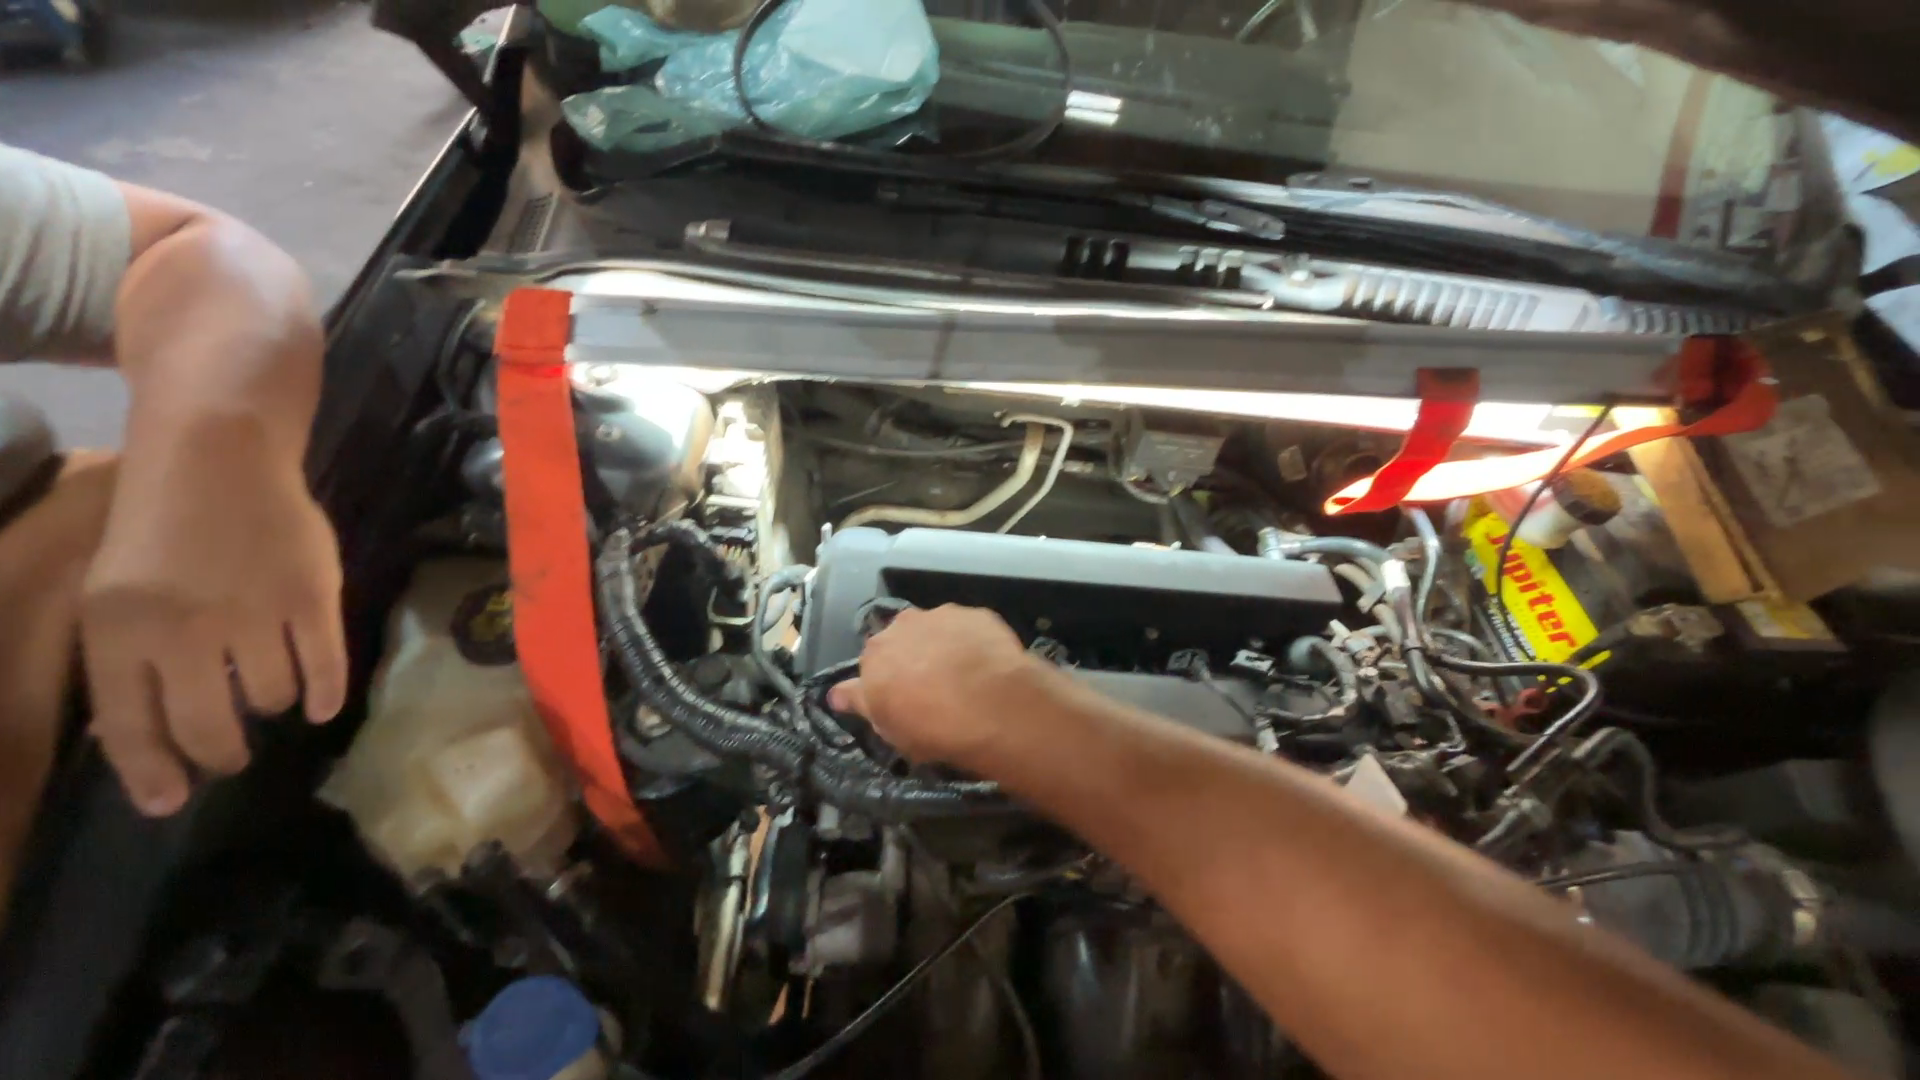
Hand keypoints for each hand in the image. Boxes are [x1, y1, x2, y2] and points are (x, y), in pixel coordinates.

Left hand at [81, 424, 346, 815]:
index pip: (130, 724)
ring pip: (270, 697)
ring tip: (273, 696)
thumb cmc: (160, 526)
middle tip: (232, 760)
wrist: (218, 458)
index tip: (170, 802)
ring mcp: (252, 613)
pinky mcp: (311, 598)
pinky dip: (325, 695)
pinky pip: (323, 667)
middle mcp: (181, 630)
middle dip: (222, 753)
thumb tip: (158, 734)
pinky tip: (323, 706)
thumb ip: (132, 657)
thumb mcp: (114, 593)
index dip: (151, 772)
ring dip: (271, 705)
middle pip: (206, 724)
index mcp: (116, 629)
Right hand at [827, 605, 1052, 768]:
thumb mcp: (887, 727)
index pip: (873, 663)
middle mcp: (903, 624)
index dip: (887, 680)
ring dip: (943, 645)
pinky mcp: (977, 614)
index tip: (900, 698)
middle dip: (913, 657)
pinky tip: (985, 664)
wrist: (990, 707)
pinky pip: (969, 628)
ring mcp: (942, 615)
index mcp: (875, 653)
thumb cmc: (930, 726)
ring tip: (963, 675)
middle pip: (904, 639)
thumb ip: (860, 702)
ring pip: (936, 629)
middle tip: (931, 686)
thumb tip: (835, 694)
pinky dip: (972, 641)